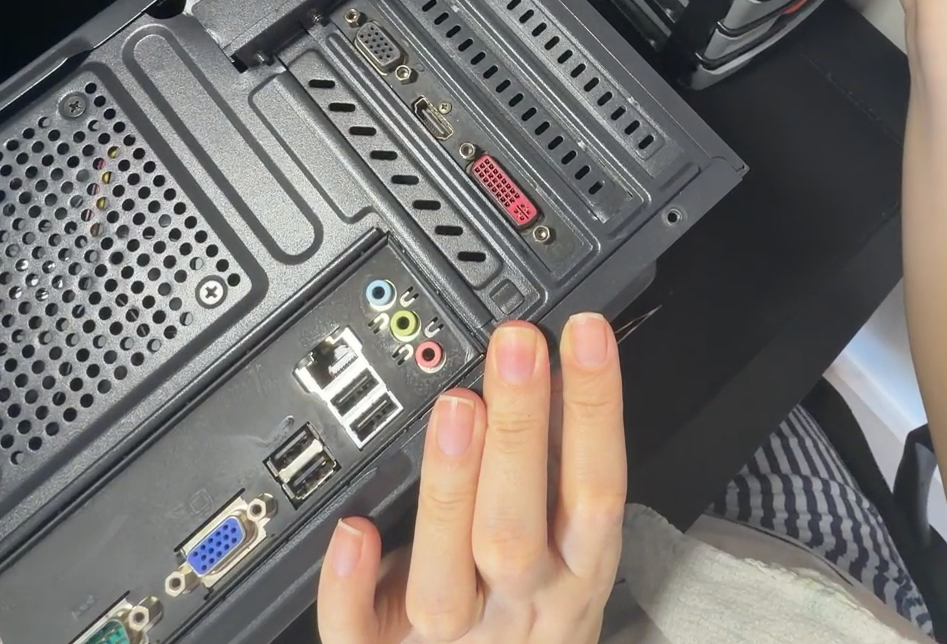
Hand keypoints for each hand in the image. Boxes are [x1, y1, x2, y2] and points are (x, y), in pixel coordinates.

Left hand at [317, 315, 625, 643]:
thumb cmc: (545, 596)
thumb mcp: (573, 531)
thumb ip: (559, 451)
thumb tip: (556, 361)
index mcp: (575, 570)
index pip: (596, 485)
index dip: (596, 405)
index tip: (582, 333)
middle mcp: (520, 606)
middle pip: (516, 530)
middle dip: (520, 429)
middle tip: (516, 347)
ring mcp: (456, 639)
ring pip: (444, 582)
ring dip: (449, 490)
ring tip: (457, 407)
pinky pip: (361, 635)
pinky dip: (350, 587)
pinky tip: (354, 529)